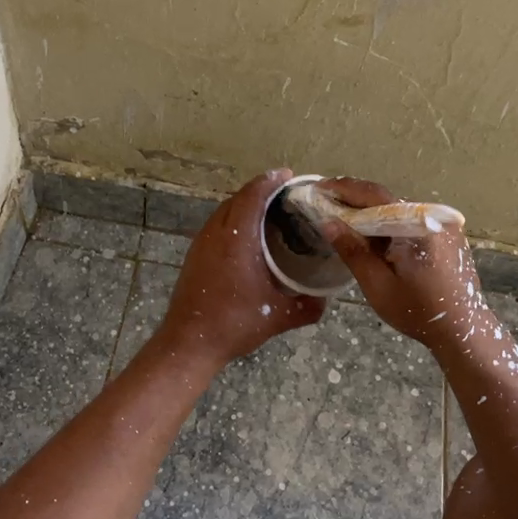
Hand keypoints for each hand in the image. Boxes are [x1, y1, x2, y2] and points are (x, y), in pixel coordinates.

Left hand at [156, 169, 326, 367]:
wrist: (189, 342)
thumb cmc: (233, 324)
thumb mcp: (278, 317)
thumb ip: (308, 307)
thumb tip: (327, 300)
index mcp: (237, 239)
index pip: (253, 196)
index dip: (270, 181)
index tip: (288, 176)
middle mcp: (216, 233)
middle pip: (238, 199)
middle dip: (260, 191)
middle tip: (285, 195)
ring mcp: (201, 243)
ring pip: (225, 211)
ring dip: (246, 205)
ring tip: (269, 213)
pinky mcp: (195, 255)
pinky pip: (217, 226)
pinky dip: (234, 221)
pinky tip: (248, 238)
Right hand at [318, 178, 491, 351]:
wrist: (463, 330)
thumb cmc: (418, 311)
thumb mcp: (377, 285)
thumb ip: (353, 250)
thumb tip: (327, 222)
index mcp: (415, 225)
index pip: (374, 195)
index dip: (344, 189)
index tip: (319, 189)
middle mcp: (433, 215)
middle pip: (386, 199)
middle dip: (354, 199)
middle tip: (327, 201)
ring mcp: (443, 223)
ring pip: (398, 208)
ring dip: (371, 211)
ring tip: (344, 216)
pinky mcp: (447, 233)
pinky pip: (411, 219)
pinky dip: (389, 221)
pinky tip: (373, 232)